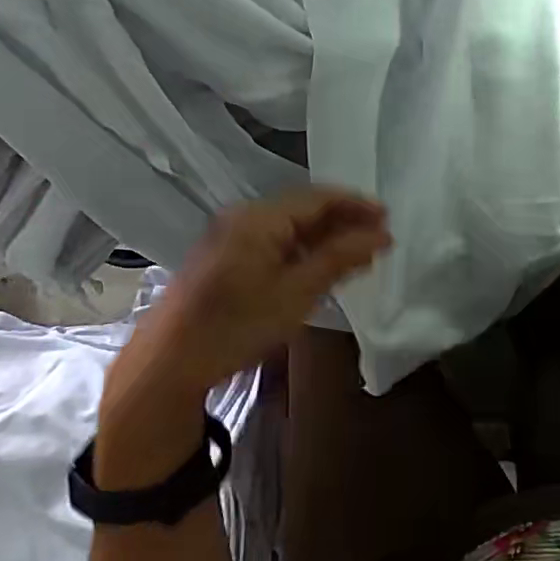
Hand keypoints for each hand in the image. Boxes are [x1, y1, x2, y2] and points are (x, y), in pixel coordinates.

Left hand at [98, 188, 388, 472]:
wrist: (169, 364)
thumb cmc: (237, 326)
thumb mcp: (297, 293)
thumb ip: (340, 259)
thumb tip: (381, 235)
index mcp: (258, 218)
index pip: (318, 197)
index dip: (357, 205)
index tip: (390, 219)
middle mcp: (242, 217)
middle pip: (304, 208)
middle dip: (344, 221)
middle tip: (380, 240)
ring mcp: (230, 237)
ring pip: (289, 227)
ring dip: (325, 238)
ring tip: (359, 256)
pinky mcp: (225, 258)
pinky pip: (274, 242)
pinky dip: (303, 251)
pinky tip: (322, 268)